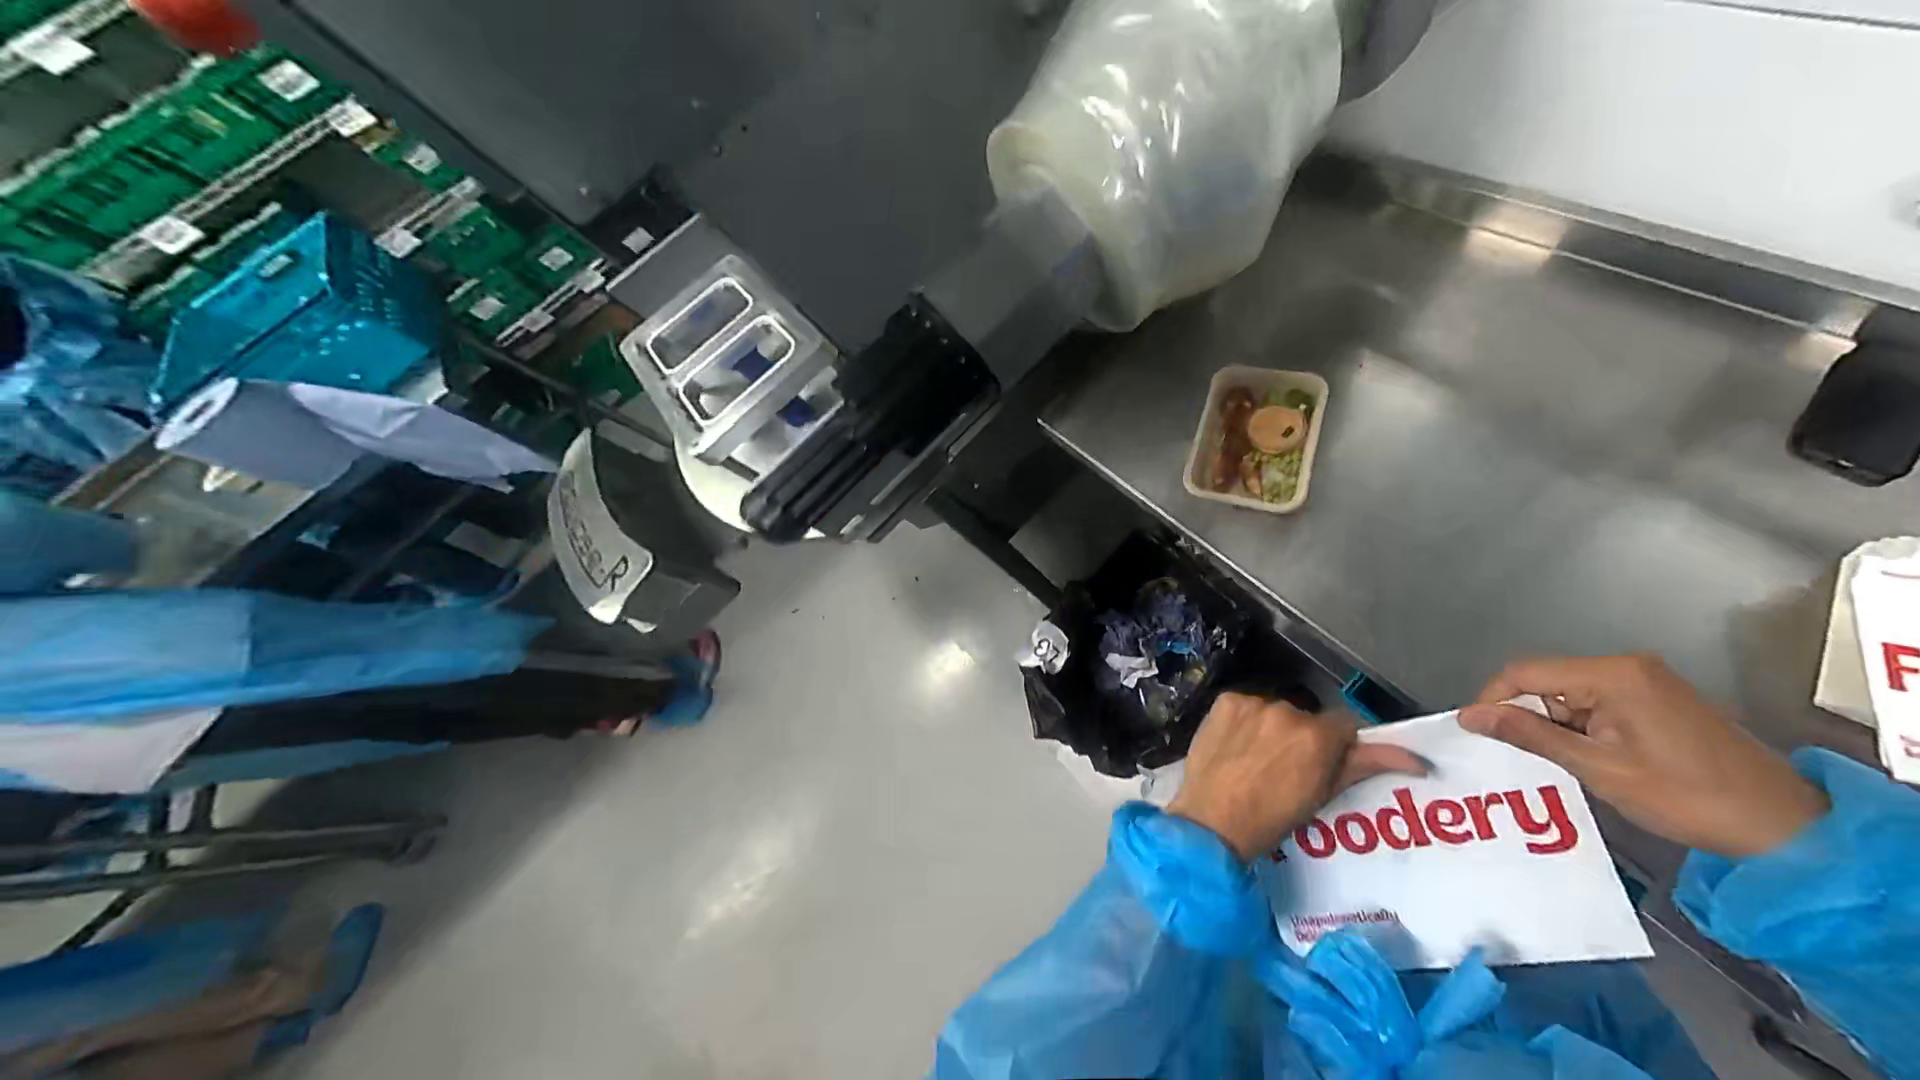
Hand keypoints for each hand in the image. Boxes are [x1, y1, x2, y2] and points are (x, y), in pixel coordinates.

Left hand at [1169, 692, 1426, 860]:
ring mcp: (1251, 703)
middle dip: (1303, 738)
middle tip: (1287, 769)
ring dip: (1272, 728)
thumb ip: (1365, 766)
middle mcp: (1286, 711)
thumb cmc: (1272, 817)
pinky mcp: (1224, 702)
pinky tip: (1235, 746)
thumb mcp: (1323, 795)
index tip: (1326, 763)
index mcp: (1318, 735)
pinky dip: (1243, 721)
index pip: (1345, 724)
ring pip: (1273, 711)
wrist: (1212, 821)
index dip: (1338, 744)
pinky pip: (1244, 706)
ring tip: (1256, 760)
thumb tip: (1416, 759)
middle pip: (1306, 718)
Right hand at [1458, 655, 1828, 857]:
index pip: (1523, 673)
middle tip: (1523, 757)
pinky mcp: (1655, 699)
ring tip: (1563, 764)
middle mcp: (1626, 666)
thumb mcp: (1598, 768)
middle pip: (1544, 681)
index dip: (1493, 701)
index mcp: (1612, 675)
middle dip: (1527, 717)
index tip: (1479, 734)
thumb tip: (1468, 716)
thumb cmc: (1689, 797)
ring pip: (1566, 695)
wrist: (1789, 829)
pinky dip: (1580, 729)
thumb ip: (1529, 736)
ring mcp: (1645, 681)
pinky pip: (1594, 704)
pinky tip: (1589, 759)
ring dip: (1555, 727)